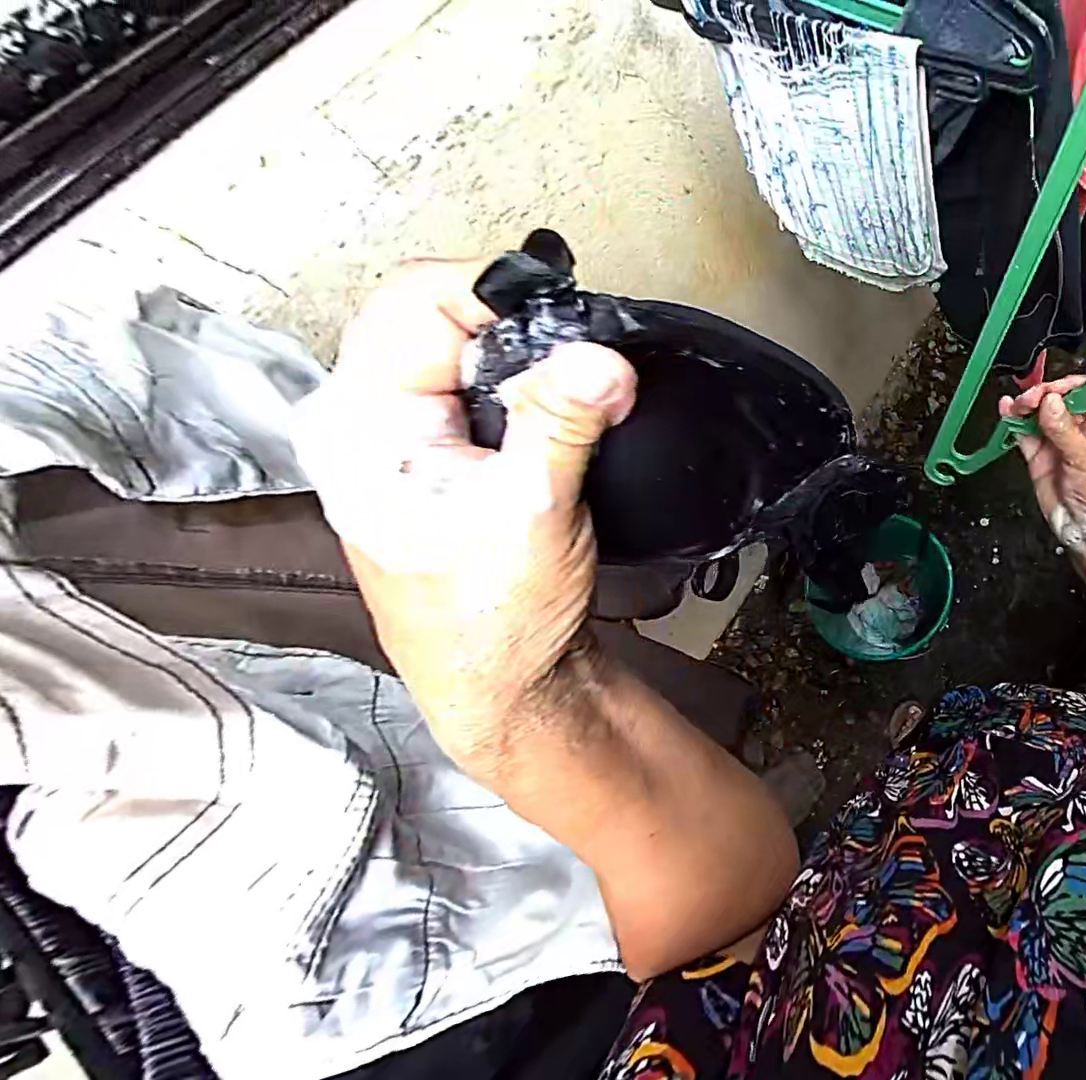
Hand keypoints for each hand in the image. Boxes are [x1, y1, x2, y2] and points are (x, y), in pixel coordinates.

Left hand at [291, 259, 637, 781]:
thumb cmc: (493, 616)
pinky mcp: (450, 455)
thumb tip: (602, 357)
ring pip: (468, 354)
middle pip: (439, 316)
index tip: (574, 312)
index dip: (499, 291)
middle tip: (589, 352)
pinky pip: (487, 392)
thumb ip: (562, 427)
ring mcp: (411, 438)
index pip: (418, 301)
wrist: (505, 677)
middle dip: (524, 323)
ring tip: (585, 384)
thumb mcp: (533, 512)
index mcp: (364, 423)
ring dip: (533, 358)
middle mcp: (372, 418)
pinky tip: (567, 411)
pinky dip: (534, 388)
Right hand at [998, 376, 1085, 558]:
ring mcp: (1058, 443)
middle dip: (1044, 394)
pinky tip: (1008, 410)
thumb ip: (1065, 430)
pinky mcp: (1040, 456)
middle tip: (1033, 399)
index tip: (1055, 389)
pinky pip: (1025, 433)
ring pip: (1040, 413)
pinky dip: (1015, 421)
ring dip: (1027, 405)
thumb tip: (1051, 403)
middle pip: (1060, 399)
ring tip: (1018, 405)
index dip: (1071, 386)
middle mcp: (1081, 431)